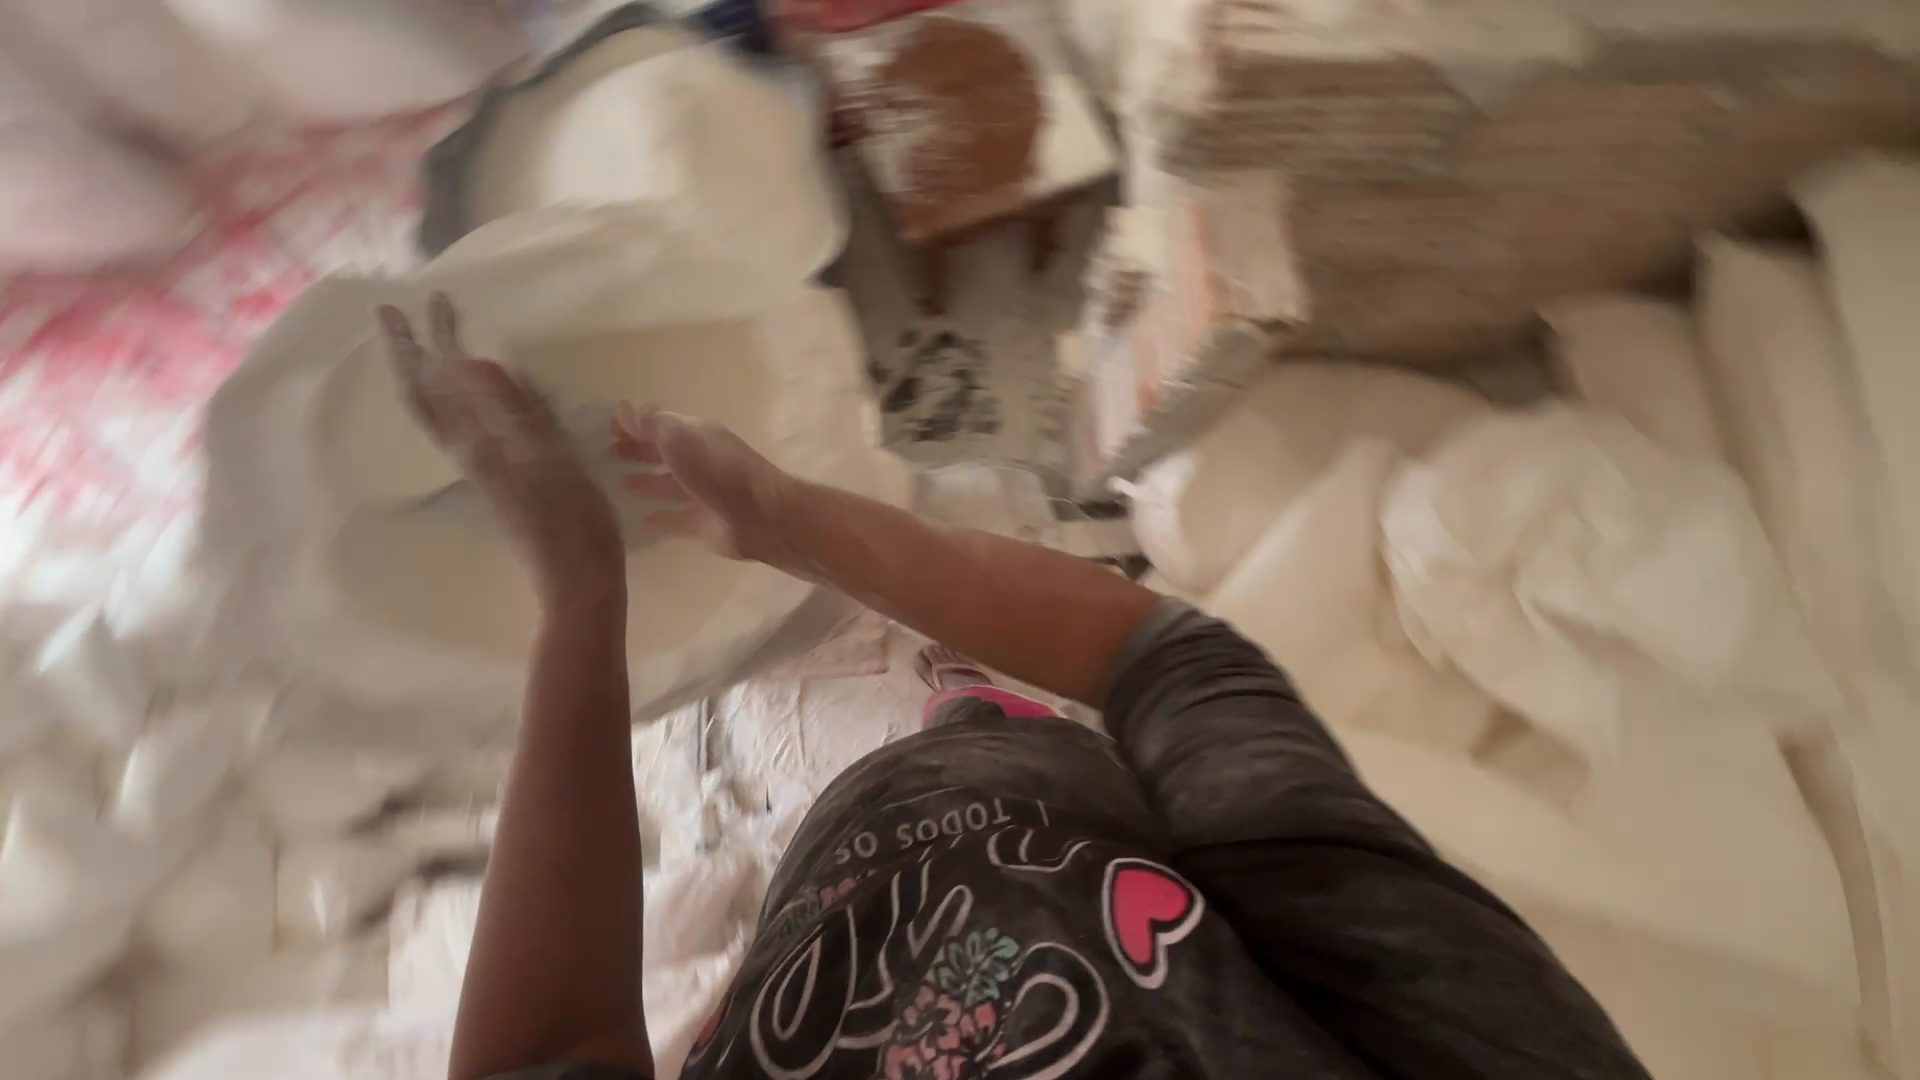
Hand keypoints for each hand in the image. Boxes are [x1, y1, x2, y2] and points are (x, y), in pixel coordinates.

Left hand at [379, 293, 624, 610]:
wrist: (576, 573)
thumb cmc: (574, 518)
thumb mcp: (551, 460)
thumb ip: (514, 411)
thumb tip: (472, 360)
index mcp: (482, 442)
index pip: (447, 378)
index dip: (439, 336)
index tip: (438, 297)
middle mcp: (471, 450)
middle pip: (424, 395)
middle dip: (408, 351)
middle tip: (393, 312)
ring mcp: (482, 466)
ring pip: (435, 414)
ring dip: (421, 376)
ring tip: (417, 348)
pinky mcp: (497, 478)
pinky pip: (457, 428)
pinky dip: (448, 401)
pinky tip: (464, 398)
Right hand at [611, 406, 798, 569]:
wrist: (760, 515)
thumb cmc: (719, 470)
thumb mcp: (681, 438)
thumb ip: (652, 425)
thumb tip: (622, 409)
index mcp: (699, 436)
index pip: (663, 426)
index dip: (637, 426)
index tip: (608, 430)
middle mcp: (702, 462)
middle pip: (666, 454)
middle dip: (640, 452)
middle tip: (608, 454)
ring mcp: (704, 495)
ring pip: (670, 486)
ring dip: (647, 483)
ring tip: (619, 484)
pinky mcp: (704, 525)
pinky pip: (677, 520)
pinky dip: (661, 518)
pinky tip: (641, 520)